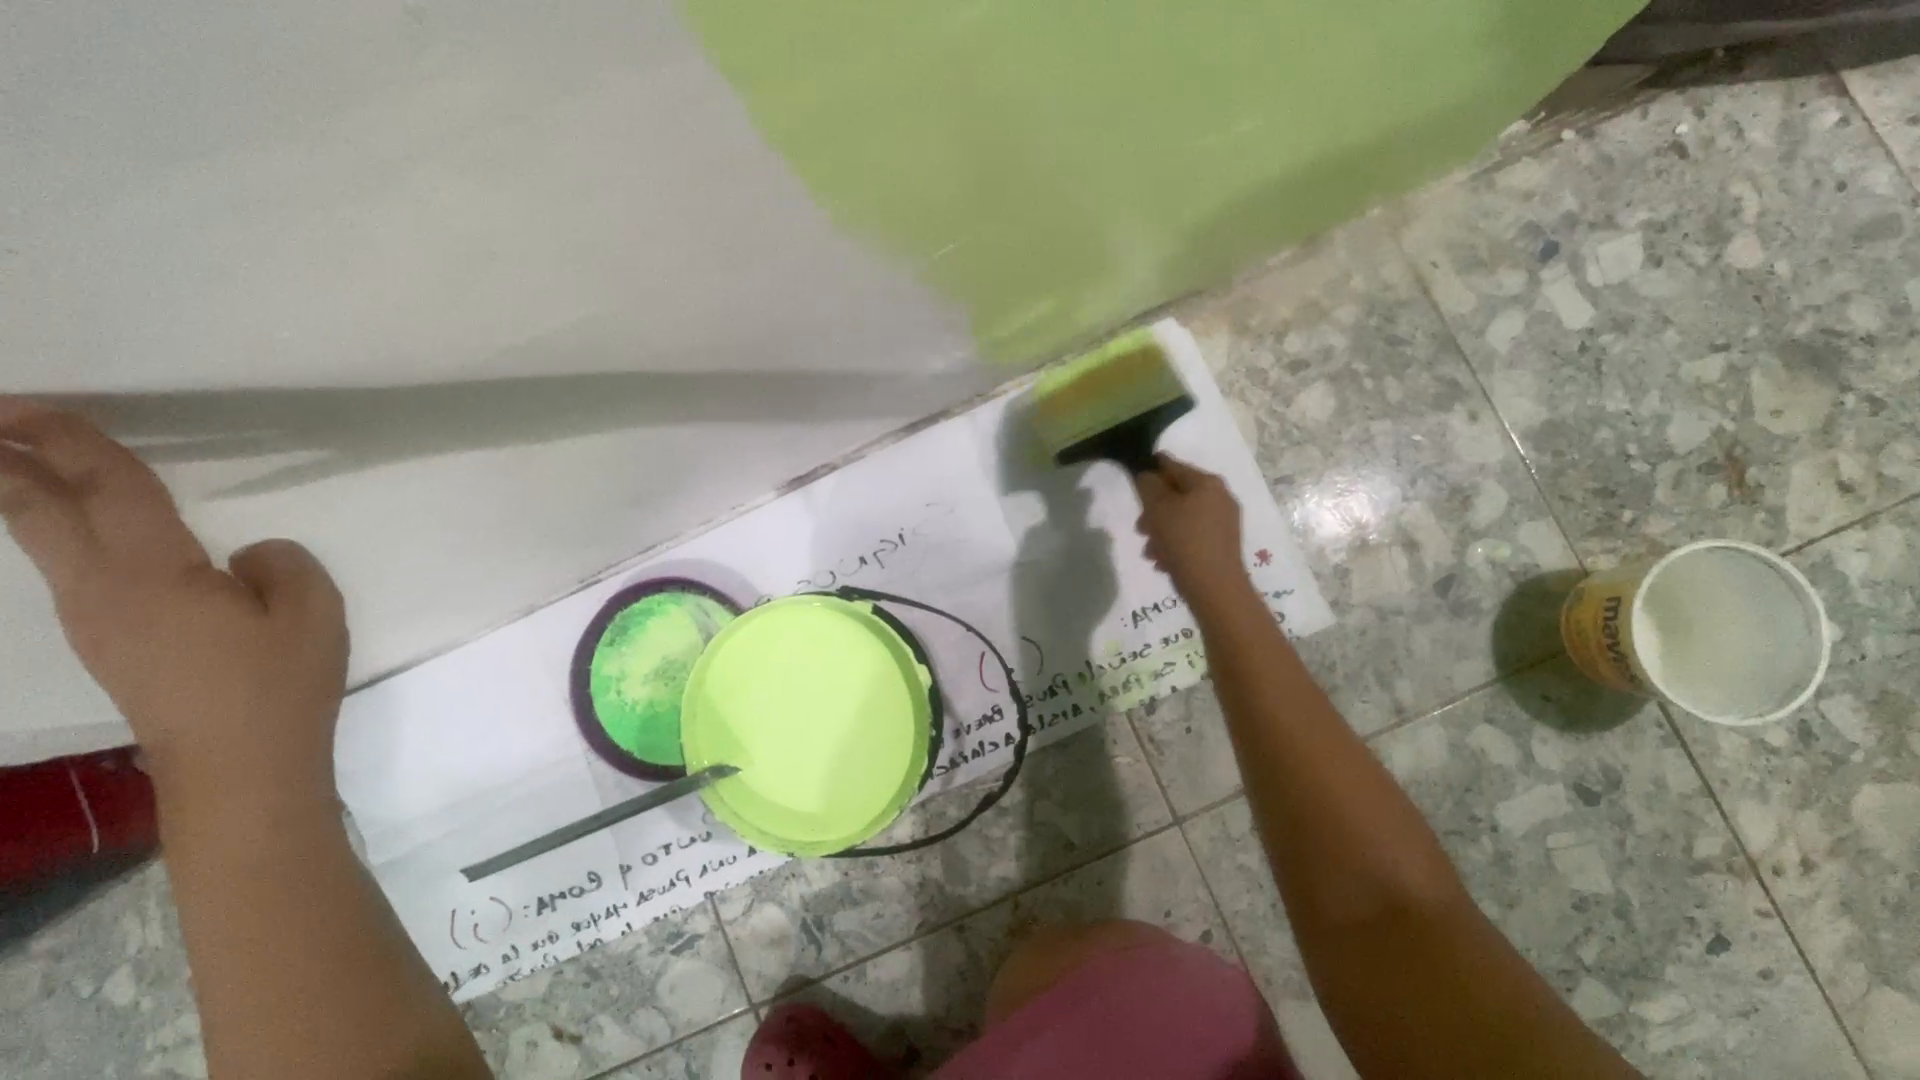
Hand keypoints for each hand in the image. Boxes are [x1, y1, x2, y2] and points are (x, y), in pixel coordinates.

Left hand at [0, 399, 347, 805]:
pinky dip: (53, 528)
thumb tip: (243, 556)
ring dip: (24, 492)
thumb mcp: (314, 612)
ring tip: (19, 460)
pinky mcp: (105, 643)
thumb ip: (281, 564)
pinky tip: (74, 526)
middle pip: (35, 511)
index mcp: (154, 573)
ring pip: (40, 540)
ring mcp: (93, 621)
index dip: (72, 442)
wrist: (239, 767)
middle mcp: (100, 590)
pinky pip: (66, 568)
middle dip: (7, 460)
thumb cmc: (279, 686)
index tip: (34, 404)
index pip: (106, 489)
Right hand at [1133, 455, 1252, 603]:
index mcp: (1207, 483)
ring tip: (1150, 552)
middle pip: (1178, 495)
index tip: (1138, 473)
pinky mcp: (1223, 545)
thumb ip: (1148, 486)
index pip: (1173, 466)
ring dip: (1162, 531)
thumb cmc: (1184, 540)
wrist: (1215, 586)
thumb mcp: (1158, 508)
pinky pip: (1193, 537)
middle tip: (1140, 528)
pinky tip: (1164, 562)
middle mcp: (1221, 498)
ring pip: (1183, 519)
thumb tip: (1148, 477)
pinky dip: (1176, 545)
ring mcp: (1224, 523)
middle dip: (1154, 511)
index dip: (1153, 468)